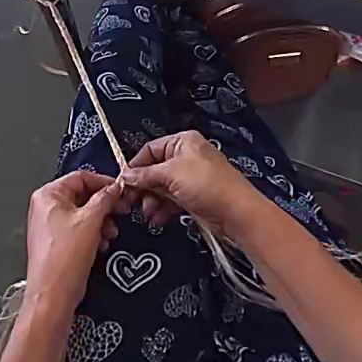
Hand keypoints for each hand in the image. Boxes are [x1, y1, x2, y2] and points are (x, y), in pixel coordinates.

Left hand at [25, 170, 121, 313]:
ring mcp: (51, 225)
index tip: (121, 190)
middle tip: (121, 210)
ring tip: (110, 232)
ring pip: (85, 213)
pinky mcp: (58, 242)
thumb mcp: (91, 220)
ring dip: (102, 221)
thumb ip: (105, 198)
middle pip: (84, 195)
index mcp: (48, 195)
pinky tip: (102, 243)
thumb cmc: (63, 258)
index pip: (81, 177)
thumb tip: (115, 187)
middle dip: (105, 205)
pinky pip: (81, 229)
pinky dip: (95, 233)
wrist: (53, 295)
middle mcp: (46, 207)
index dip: (104, 182)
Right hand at [118, 131, 274, 242]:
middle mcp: (186, 156)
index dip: (135, 166)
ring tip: (147, 214)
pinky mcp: (194, 196)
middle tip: (132, 203)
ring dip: (151, 200)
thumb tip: (126, 175)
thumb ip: (146, 175)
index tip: (123, 184)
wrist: (237, 212)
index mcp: (183, 141)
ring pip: (161, 187)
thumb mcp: (172, 174)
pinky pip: (171, 199)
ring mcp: (191, 177)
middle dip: (143, 187)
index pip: (150, 149)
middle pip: (154, 169)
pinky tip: (158, 219)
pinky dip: (163, 208)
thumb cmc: (207, 185)